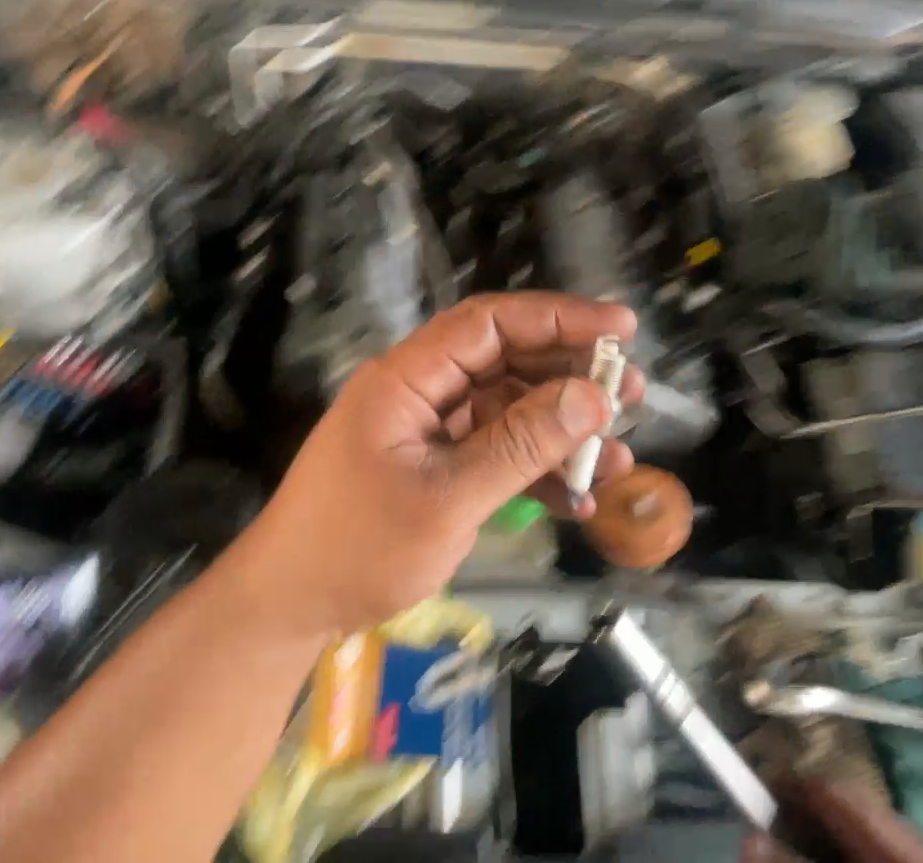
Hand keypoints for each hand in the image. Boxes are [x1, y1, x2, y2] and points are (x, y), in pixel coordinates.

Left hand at [227, 292, 644, 635]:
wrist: (292, 605)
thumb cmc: (360, 548)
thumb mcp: (448, 498)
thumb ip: (520, 443)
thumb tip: (591, 396)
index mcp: (407, 378)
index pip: (489, 323)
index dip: (557, 318)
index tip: (621, 328)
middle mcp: (418, 392)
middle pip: (504, 362)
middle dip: (569, 378)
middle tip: (630, 394)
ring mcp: (425, 431)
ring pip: (506, 412)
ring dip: (560, 434)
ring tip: (615, 460)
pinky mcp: (432, 468)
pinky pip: (493, 453)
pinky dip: (533, 472)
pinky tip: (577, 502)